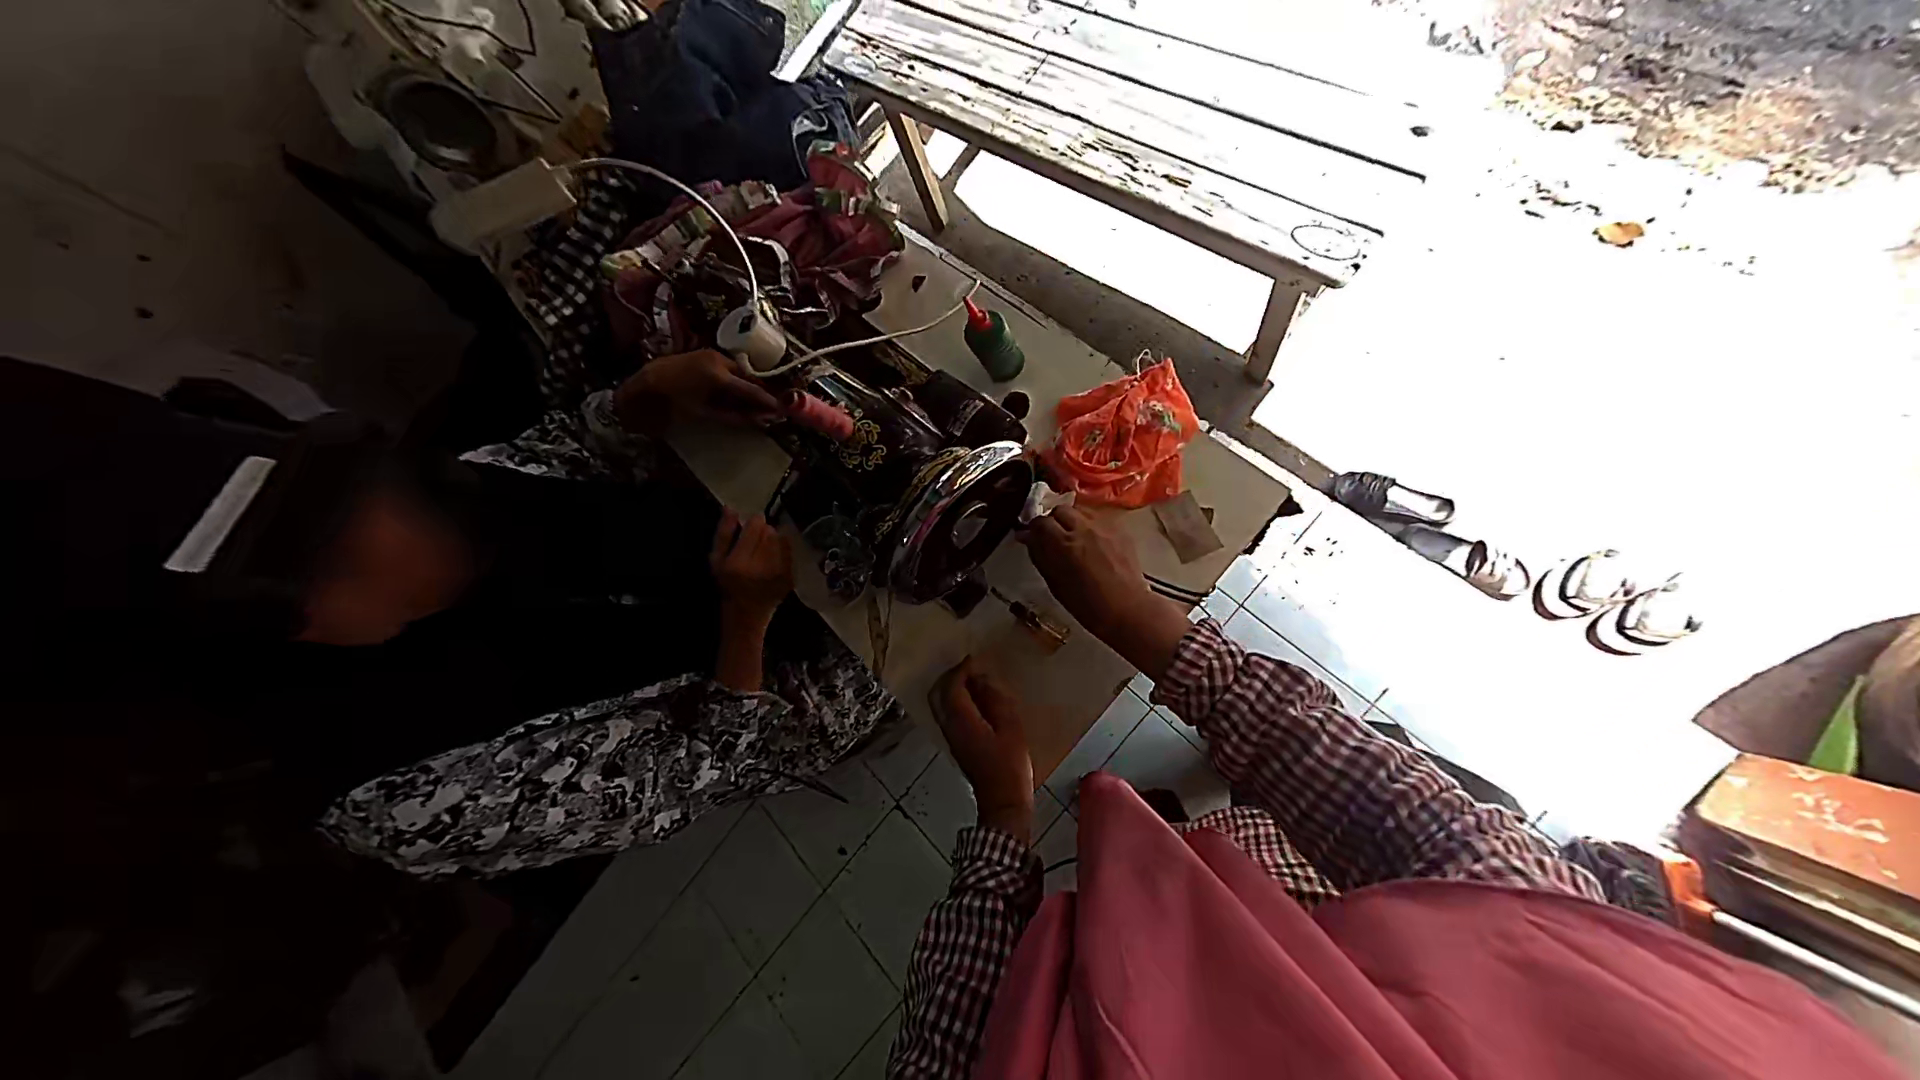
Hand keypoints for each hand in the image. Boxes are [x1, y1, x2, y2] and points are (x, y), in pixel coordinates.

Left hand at [616, 349, 781, 430]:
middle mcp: (717, 359)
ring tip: (752, 402)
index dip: (768, 401)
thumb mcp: (705, 414)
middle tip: (767, 408)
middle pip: (747, 376)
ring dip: (746, 385)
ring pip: (737, 371)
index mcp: (719, 374)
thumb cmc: (670, 405)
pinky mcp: (700, 354)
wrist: (638, 389)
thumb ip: (736, 416)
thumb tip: (761, 420)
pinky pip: (725, 367)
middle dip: (758, 392)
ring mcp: (708, 354)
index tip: (781, 410)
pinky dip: (733, 379)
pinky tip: (733, 392)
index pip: (752, 389)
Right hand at [710, 508, 792, 625]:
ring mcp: (778, 573)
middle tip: (757, 542)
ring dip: (774, 540)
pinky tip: (775, 559)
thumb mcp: (716, 560)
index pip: (756, 526)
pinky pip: (791, 551)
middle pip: (770, 531)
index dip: (754, 523)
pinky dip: (784, 551)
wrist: (747, 611)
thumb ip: (723, 533)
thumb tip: (730, 508)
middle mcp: (761, 567)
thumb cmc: (728, 583)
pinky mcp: (790, 576)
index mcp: (739, 562)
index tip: (750, 528)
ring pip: (782, 539)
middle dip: (764, 532)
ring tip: (765, 551)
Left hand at [935, 658, 1034, 843]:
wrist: (1003, 802)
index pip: (951, 688)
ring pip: (939, 704)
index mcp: (962, 722)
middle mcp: (949, 727)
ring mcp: (950, 737)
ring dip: (950, 687)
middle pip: (937, 694)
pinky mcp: (955, 743)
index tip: (974, 659)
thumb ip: (995, 701)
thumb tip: (982, 680)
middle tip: (969, 666)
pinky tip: (974, 698)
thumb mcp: (1011, 728)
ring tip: (973, 679)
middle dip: (950, 676)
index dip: (960, 670)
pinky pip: (947, 713)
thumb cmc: (1011, 767)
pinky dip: (954, 700)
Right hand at [1021, 505, 1190, 679]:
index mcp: (1062, 543)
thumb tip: (1028, 538)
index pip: (1039, 521)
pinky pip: (1098, 519)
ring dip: (1072, 521)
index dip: (1034, 529)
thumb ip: (1040, 556)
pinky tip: (1092, 543)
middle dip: (1053, 521)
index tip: (1032, 538)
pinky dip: (1090, 526)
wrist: (1125, 608)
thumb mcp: (1054, 582)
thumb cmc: (1086, 604)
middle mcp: (1083, 528)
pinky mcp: (1119, 530)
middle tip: (1053, 537)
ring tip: (1073, 538)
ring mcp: (1103, 526)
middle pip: (1060, 510)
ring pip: (1080, 511)